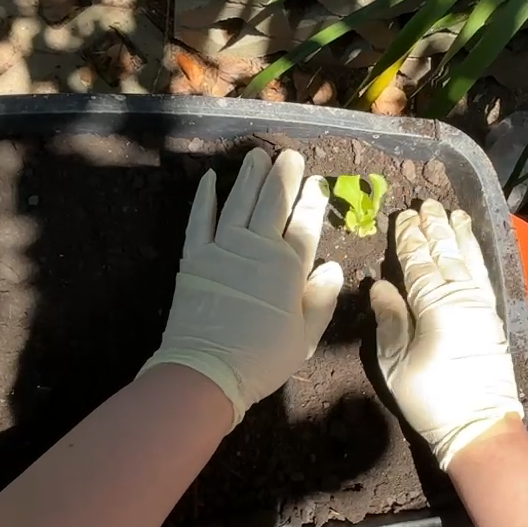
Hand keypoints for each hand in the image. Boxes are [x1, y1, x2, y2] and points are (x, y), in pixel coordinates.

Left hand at [143, 148, 342, 425]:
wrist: (206, 371)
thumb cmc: (262, 360)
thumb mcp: (306, 338)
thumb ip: (321, 300)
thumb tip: (334, 267)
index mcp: (288, 270)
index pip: (304, 228)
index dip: (311, 204)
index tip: (316, 183)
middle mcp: (257, 250)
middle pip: (272, 206)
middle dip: (283, 178)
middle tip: (290, 155)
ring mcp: (222, 250)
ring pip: (239, 204)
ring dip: (250, 178)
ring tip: (258, 155)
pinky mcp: (194, 258)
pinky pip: (200, 220)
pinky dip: (205, 199)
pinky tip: (212, 179)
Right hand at [370, 200, 522, 467]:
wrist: (480, 426)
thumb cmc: (431, 399)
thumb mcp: (396, 364)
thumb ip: (390, 321)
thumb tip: (381, 285)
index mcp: (433, 306)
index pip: (418, 262)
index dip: (409, 239)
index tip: (402, 217)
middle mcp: (461, 297)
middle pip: (445, 254)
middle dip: (434, 228)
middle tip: (425, 204)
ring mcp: (480, 304)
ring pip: (468, 259)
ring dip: (457, 234)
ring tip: (451, 212)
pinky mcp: (492, 315)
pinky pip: (483, 273)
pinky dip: (477, 254)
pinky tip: (471, 242)